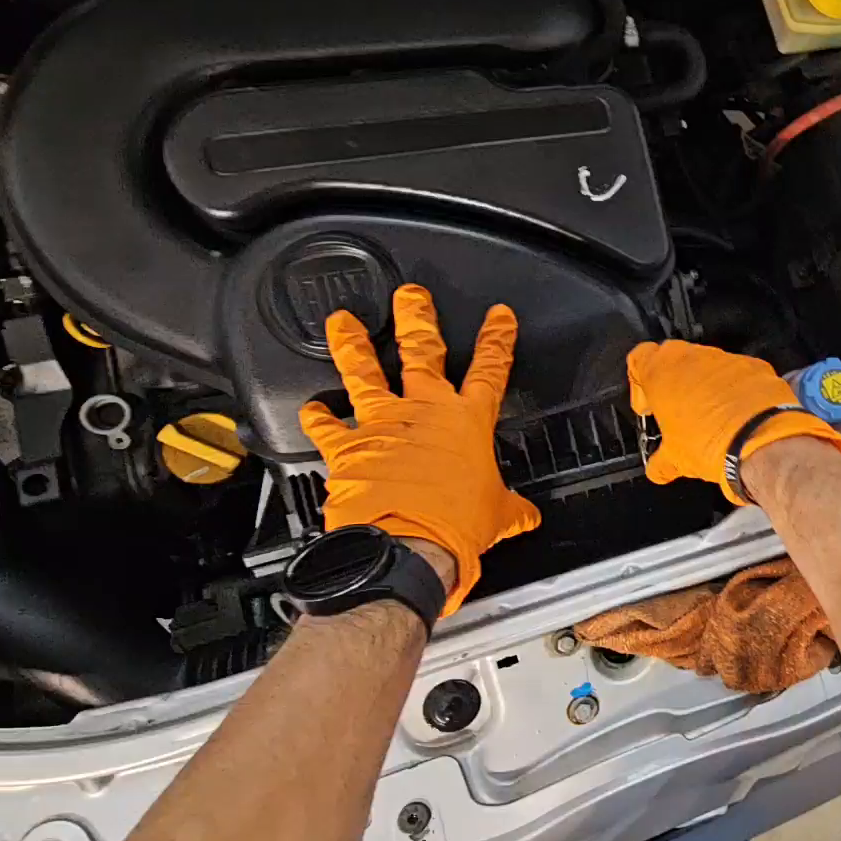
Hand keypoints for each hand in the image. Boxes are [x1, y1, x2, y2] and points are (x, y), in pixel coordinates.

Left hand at [300, 284, 539, 616]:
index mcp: (469, 420)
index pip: (491, 368)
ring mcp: (383, 424)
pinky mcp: (347, 447)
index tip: (499, 316)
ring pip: (365, 371)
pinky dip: (317, 416)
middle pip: (422, 350)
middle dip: (418, 318)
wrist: (408, 545)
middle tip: (411, 295)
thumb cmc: (457, 525)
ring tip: (343, 322)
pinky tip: (312, 407)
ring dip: (353, 344)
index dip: (497, 339)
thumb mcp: (498, 515)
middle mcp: (426, 410)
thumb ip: (512, 509)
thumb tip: (528, 516)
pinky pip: (326, 425)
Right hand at [627, 340, 840, 504]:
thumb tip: (659, 469)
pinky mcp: (756, 366)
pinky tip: (739, 415)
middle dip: (675, 384)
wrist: (763, 442)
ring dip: (706, 387)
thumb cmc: (711, 444)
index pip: (638, 359)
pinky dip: (737, 389)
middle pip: (674, 360)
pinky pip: (740, 373)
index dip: (640, 383)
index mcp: (662, 372)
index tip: (649, 406)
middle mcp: (693, 357)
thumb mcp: (676, 460)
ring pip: (709, 365)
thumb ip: (660, 461)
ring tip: (712, 419)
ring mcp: (727, 358)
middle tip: (678, 413)